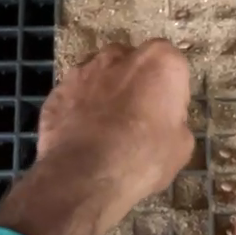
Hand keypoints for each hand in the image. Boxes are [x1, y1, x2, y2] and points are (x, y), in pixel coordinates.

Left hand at [0, 40, 192, 234]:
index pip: (173, 67)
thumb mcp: (180, 147)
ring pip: (101, 81)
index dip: (170, 95)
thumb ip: (174, 122)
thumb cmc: (141, 160)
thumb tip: (161, 122)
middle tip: (137, 125)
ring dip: (106, 100)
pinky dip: (79, 116)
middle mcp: (119, 56)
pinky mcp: (55, 94)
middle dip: (136, 90)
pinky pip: (75, 101)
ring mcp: (82, 73)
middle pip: (134, 67)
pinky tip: (83, 144)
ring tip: (107, 138)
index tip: (165, 119)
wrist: (82, 179)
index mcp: (160, 62)